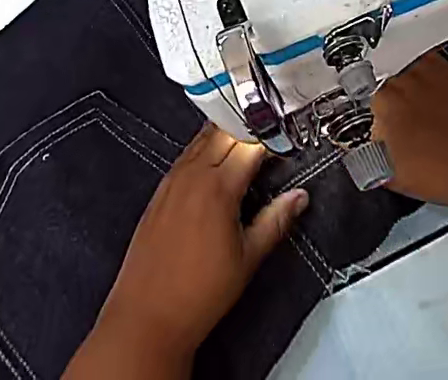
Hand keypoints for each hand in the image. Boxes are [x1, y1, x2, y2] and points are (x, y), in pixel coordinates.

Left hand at [64, 124, 307, 378]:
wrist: (147, 316)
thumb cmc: (198, 294)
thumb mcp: (248, 258)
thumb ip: (275, 220)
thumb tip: (299, 198)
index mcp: (218, 188)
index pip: (250, 144)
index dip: (270, 140)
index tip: (284, 145)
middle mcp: (193, 175)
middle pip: (226, 131)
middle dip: (249, 131)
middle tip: (268, 144)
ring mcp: (174, 178)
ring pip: (204, 137)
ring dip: (226, 136)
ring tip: (245, 151)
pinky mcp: (161, 188)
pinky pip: (187, 154)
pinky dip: (205, 149)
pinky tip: (215, 167)